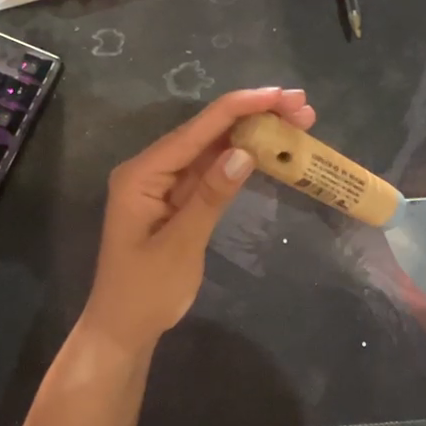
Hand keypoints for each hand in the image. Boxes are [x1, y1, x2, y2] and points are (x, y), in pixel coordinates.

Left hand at [83, 88, 315, 350]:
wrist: (123, 329)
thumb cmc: (144, 292)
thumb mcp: (179, 247)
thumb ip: (210, 197)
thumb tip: (244, 152)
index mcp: (142, 173)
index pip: (197, 130)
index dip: (240, 107)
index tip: (281, 95)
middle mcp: (153, 168)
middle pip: (208, 131)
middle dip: (254, 114)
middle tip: (303, 107)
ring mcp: (166, 182)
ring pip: (214, 146)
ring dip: (254, 132)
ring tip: (298, 120)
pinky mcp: (180, 197)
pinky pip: (214, 168)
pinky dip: (243, 157)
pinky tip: (271, 148)